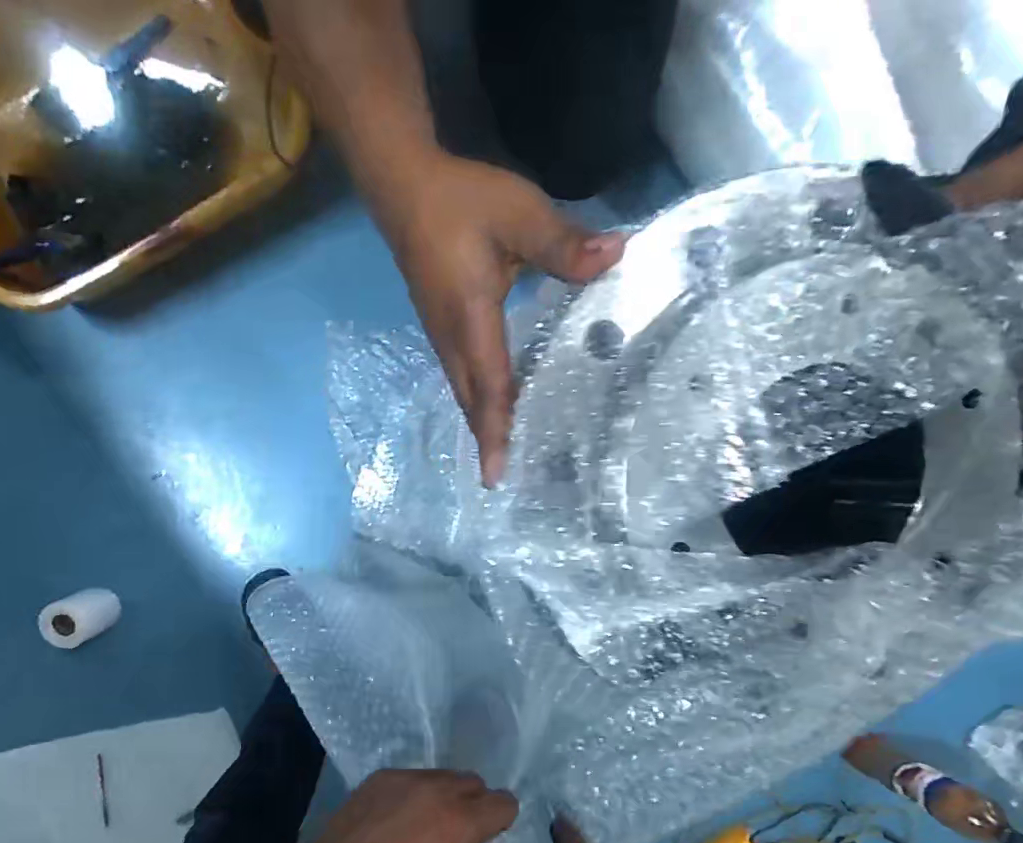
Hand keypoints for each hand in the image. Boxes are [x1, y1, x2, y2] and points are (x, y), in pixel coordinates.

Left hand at [285, 769, 517, 842]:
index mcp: (462, 822)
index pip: (505, 802)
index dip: (500, 824)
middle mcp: (438, 790)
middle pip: (475, 784)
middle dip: (474, 807)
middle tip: (454, 838)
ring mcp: (406, 778)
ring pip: (443, 777)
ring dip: (445, 798)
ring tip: (421, 829)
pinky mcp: (380, 777)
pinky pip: (412, 777)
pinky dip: (414, 794)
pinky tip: (393, 823)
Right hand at [370, 151, 625, 485]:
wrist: (405, 187)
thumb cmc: (460, 201)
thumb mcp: (518, 213)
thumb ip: (563, 243)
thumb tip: (617, 256)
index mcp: (471, 319)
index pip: (490, 386)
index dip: (496, 430)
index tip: (495, 475)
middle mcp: (452, 337)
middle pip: (471, 400)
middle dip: (487, 438)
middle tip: (504, 476)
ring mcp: (442, 333)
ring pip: (464, 390)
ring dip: (483, 422)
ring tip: (503, 451)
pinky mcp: (441, 324)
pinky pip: (462, 375)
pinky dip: (479, 399)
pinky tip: (496, 403)